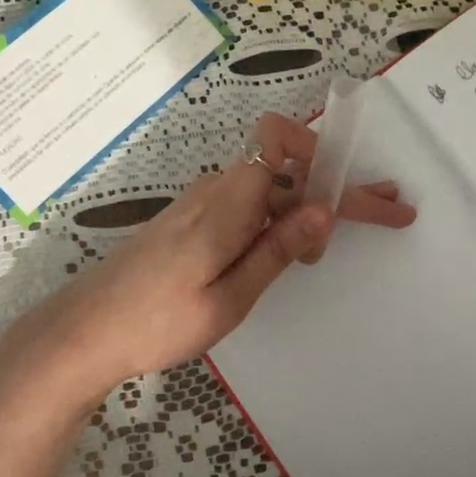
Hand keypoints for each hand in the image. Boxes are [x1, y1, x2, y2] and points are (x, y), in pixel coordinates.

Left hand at [4, 113, 416, 403]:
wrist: (85, 330)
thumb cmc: (157, 321)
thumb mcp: (227, 298)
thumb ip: (277, 251)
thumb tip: (324, 211)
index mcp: (229, 201)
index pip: (282, 145)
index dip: (326, 156)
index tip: (366, 191)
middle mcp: (218, 189)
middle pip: (288, 169)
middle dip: (339, 184)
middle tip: (390, 207)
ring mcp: (204, 203)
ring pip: (271, 187)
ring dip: (313, 201)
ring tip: (351, 226)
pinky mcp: (196, 220)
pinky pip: (251, 203)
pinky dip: (284, 216)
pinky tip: (298, 243)